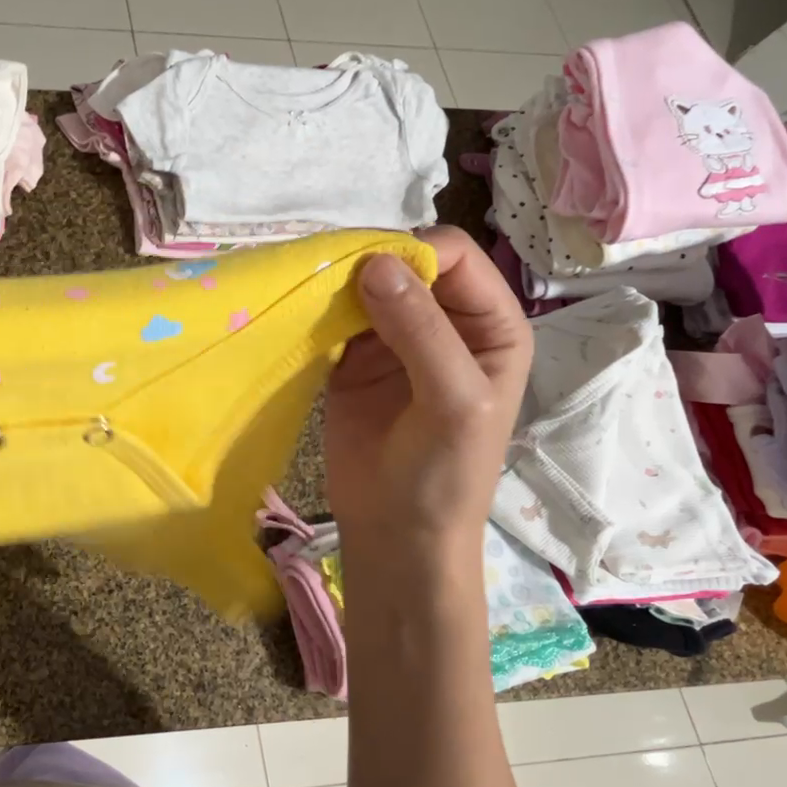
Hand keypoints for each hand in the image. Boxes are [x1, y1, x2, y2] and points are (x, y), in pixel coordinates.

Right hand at [324, 226, 531, 567]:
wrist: (395, 532)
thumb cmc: (444, 474)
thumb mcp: (452, 401)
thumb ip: (421, 330)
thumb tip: (375, 262)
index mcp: (490, 324)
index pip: (454, 256)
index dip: (413, 254)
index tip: (364, 276)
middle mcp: (444, 322)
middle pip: (405, 263)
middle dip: (367, 265)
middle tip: (324, 283)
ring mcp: (394, 339)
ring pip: (363, 286)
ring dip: (334, 287)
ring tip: (305, 301)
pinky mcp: (351, 359)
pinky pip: (332, 318)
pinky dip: (313, 313)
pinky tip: (296, 321)